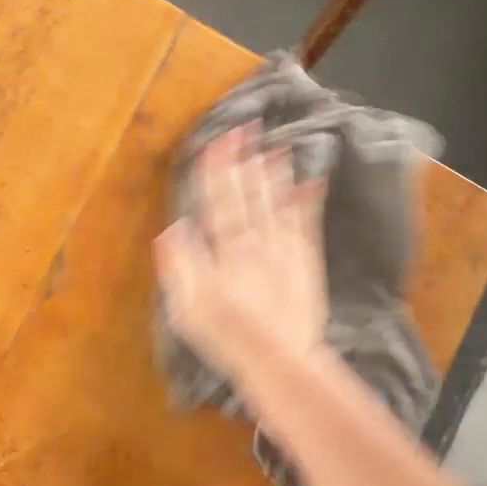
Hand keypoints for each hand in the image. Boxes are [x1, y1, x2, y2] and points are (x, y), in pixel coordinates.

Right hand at [155, 124, 329, 380]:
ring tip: (274, 148)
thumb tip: (174, 229)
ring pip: (278, 203)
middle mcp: (255, 242)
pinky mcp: (306, 261)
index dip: (217, 171)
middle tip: (246, 128)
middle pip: (248, 195)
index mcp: (225, 252)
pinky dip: (308, 199)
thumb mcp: (188, 308)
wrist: (279, 358)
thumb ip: (181, 266)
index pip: (218, 203)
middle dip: (244, 161)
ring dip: (275, 174)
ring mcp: (284, 250)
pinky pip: (306, 223)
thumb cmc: (226, 337)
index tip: (217, 142)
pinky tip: (312, 179)